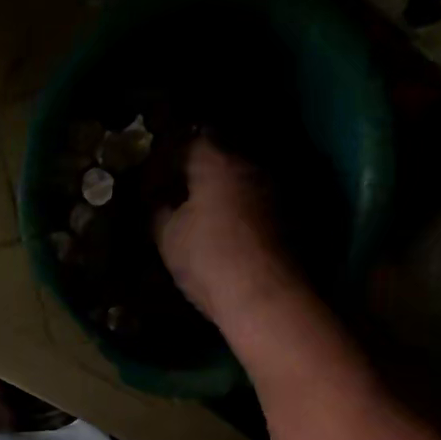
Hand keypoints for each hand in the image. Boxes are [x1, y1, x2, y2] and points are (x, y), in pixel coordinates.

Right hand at [155, 137, 304, 324]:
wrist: (264, 297)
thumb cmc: (208, 259)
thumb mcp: (167, 236)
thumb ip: (158, 211)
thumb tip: (156, 201)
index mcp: (218, 163)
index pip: (189, 142)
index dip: (168, 156)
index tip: (153, 175)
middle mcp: (251, 167)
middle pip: (219, 158)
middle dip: (194, 173)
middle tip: (171, 192)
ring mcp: (274, 192)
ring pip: (238, 181)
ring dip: (217, 193)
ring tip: (195, 214)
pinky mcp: (287, 218)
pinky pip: (252, 203)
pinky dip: (235, 210)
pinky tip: (221, 231)